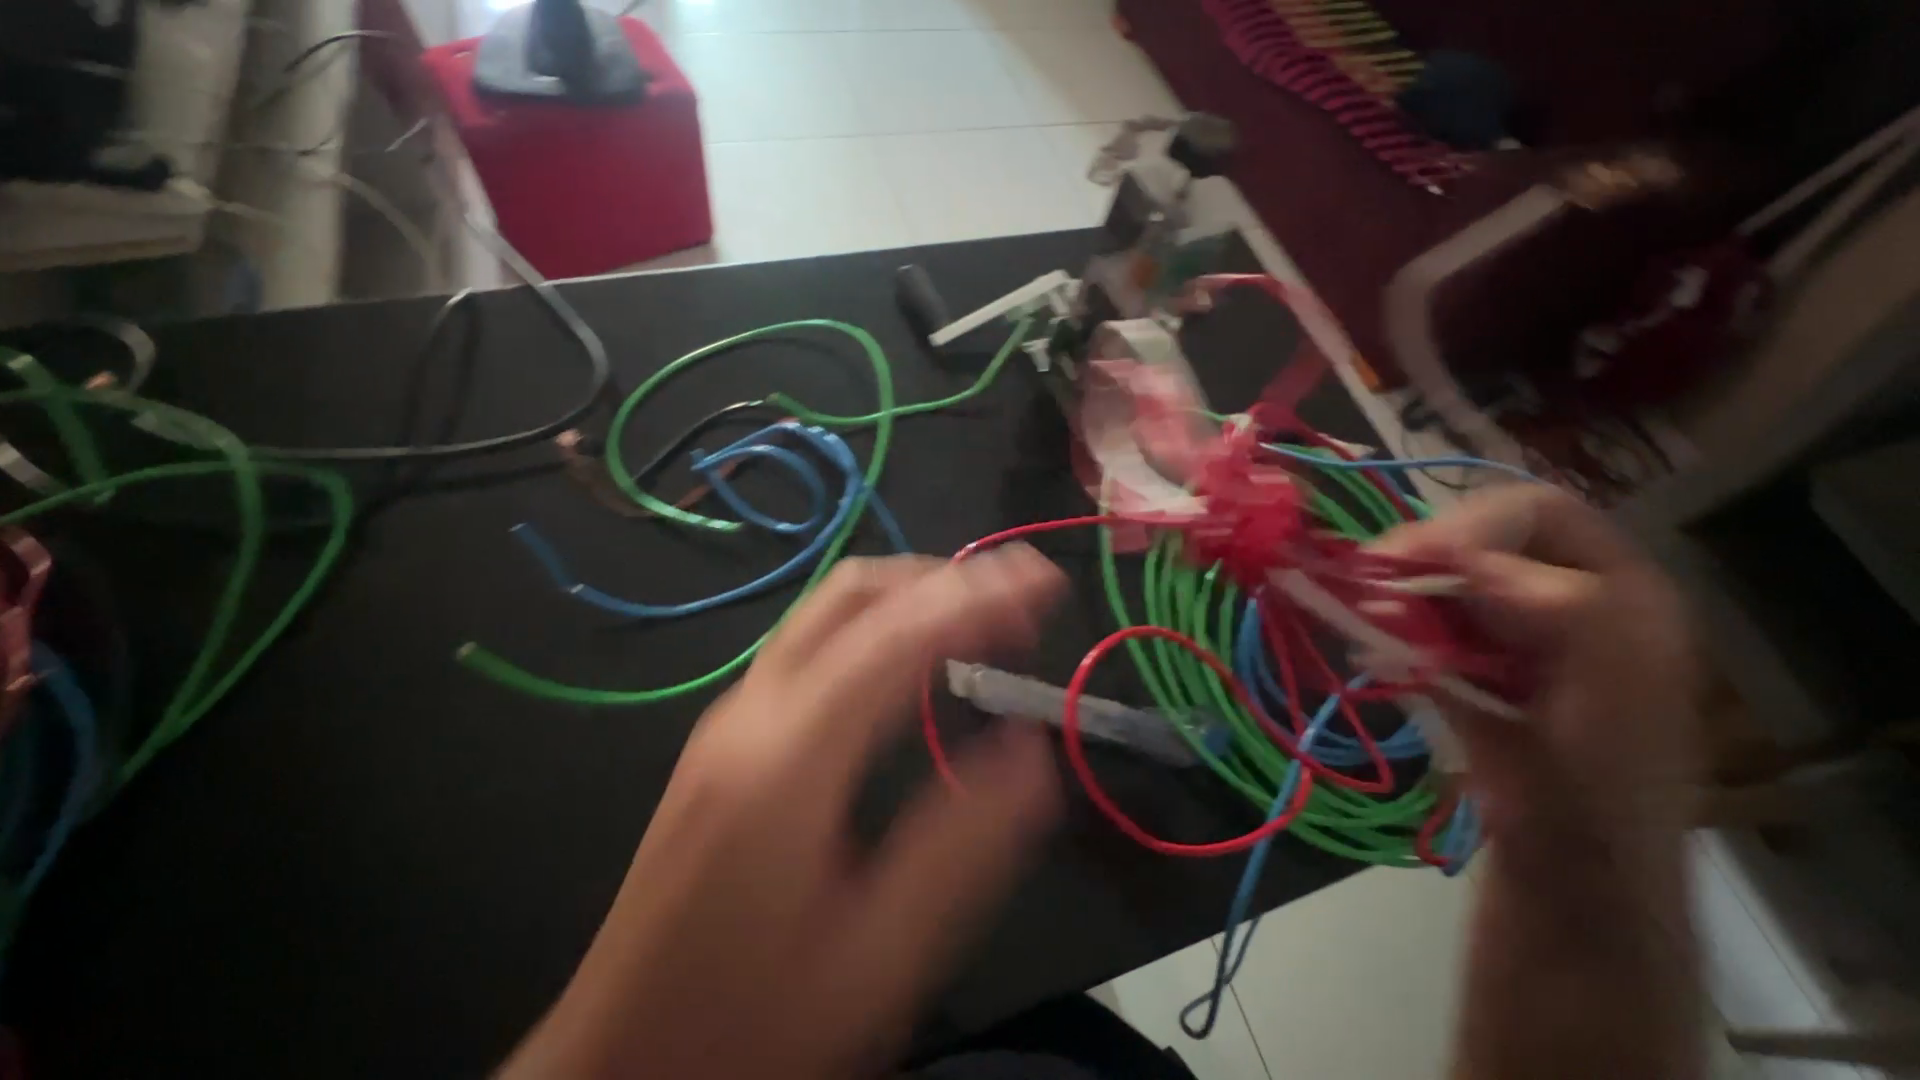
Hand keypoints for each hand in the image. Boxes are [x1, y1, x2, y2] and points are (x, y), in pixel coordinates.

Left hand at [498, 549, 1068, 1079]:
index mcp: (788, 751)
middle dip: (943, 580)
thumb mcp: (883, 953)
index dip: (980, 594)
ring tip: (983, 634)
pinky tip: (914, 678)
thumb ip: (967, 843)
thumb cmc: (757, 1020)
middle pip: (849, 594)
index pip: (897, 631)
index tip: (1047, 583)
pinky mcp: (723, 750)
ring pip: (825, 617)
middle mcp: (749, 712)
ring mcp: (727, 725)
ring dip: (909, 604)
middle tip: (1019, 611)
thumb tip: (1034, 748)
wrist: (624, 1067)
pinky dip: (875, 637)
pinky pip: (809, 655)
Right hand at [1373, 485, 1700, 846]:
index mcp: (1616, 587)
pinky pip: (1416, 621)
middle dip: (1419, 555)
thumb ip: (1564, 608)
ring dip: (1395, 590)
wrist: (1570, 871)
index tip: (1404, 559)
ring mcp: (1505, 629)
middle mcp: (1559, 595)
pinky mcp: (1461, 663)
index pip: (1535, 514)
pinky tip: (1369, 642)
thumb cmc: (1605, 785)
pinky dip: (1386, 625)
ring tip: (1358, 615)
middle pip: (1475, 539)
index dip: (1469, 524)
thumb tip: (1457, 557)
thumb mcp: (1612, 689)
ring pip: (1436, 577)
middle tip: (1363, 583)